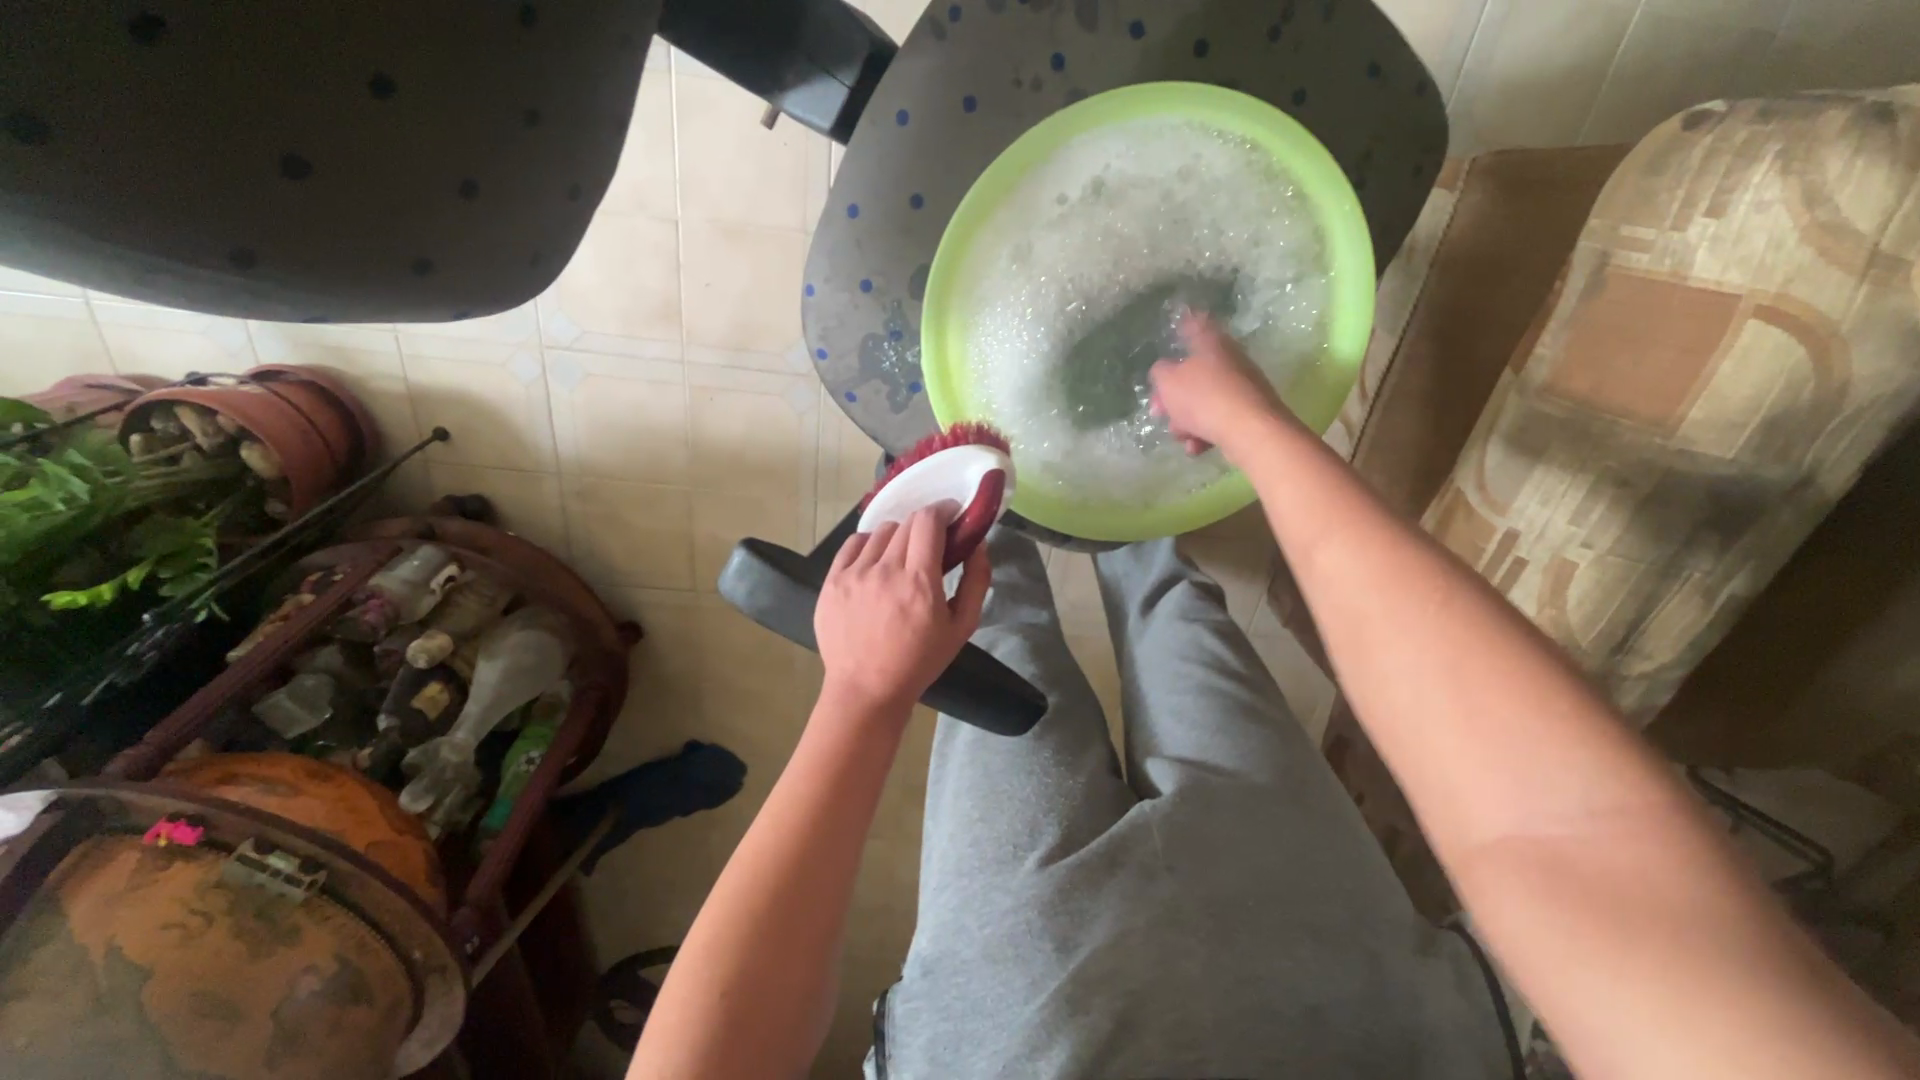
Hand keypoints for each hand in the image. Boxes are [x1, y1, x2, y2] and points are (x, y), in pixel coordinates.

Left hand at [814, 506, 990, 717]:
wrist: (866, 689)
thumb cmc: (919, 661)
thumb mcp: (961, 627)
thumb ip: (976, 581)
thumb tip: (978, 543)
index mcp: (919, 581)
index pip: (928, 520)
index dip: (943, 510)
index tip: (952, 515)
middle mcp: (884, 570)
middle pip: (907, 523)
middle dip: (924, 526)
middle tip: (931, 544)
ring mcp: (854, 574)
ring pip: (881, 532)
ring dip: (898, 537)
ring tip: (901, 559)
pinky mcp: (832, 581)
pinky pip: (853, 544)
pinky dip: (869, 546)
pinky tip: (876, 563)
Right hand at [1149, 311, 1296, 458]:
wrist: (1249, 430)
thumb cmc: (1203, 399)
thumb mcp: (1168, 383)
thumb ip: (1160, 373)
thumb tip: (1164, 370)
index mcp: (1211, 344)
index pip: (1195, 325)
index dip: (1184, 323)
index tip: (1179, 320)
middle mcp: (1229, 360)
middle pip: (1195, 373)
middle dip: (1174, 396)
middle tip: (1159, 411)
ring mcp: (1242, 387)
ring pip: (1204, 401)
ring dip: (1187, 421)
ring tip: (1183, 437)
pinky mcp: (1249, 413)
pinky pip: (1218, 420)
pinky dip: (1205, 433)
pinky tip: (1197, 448)